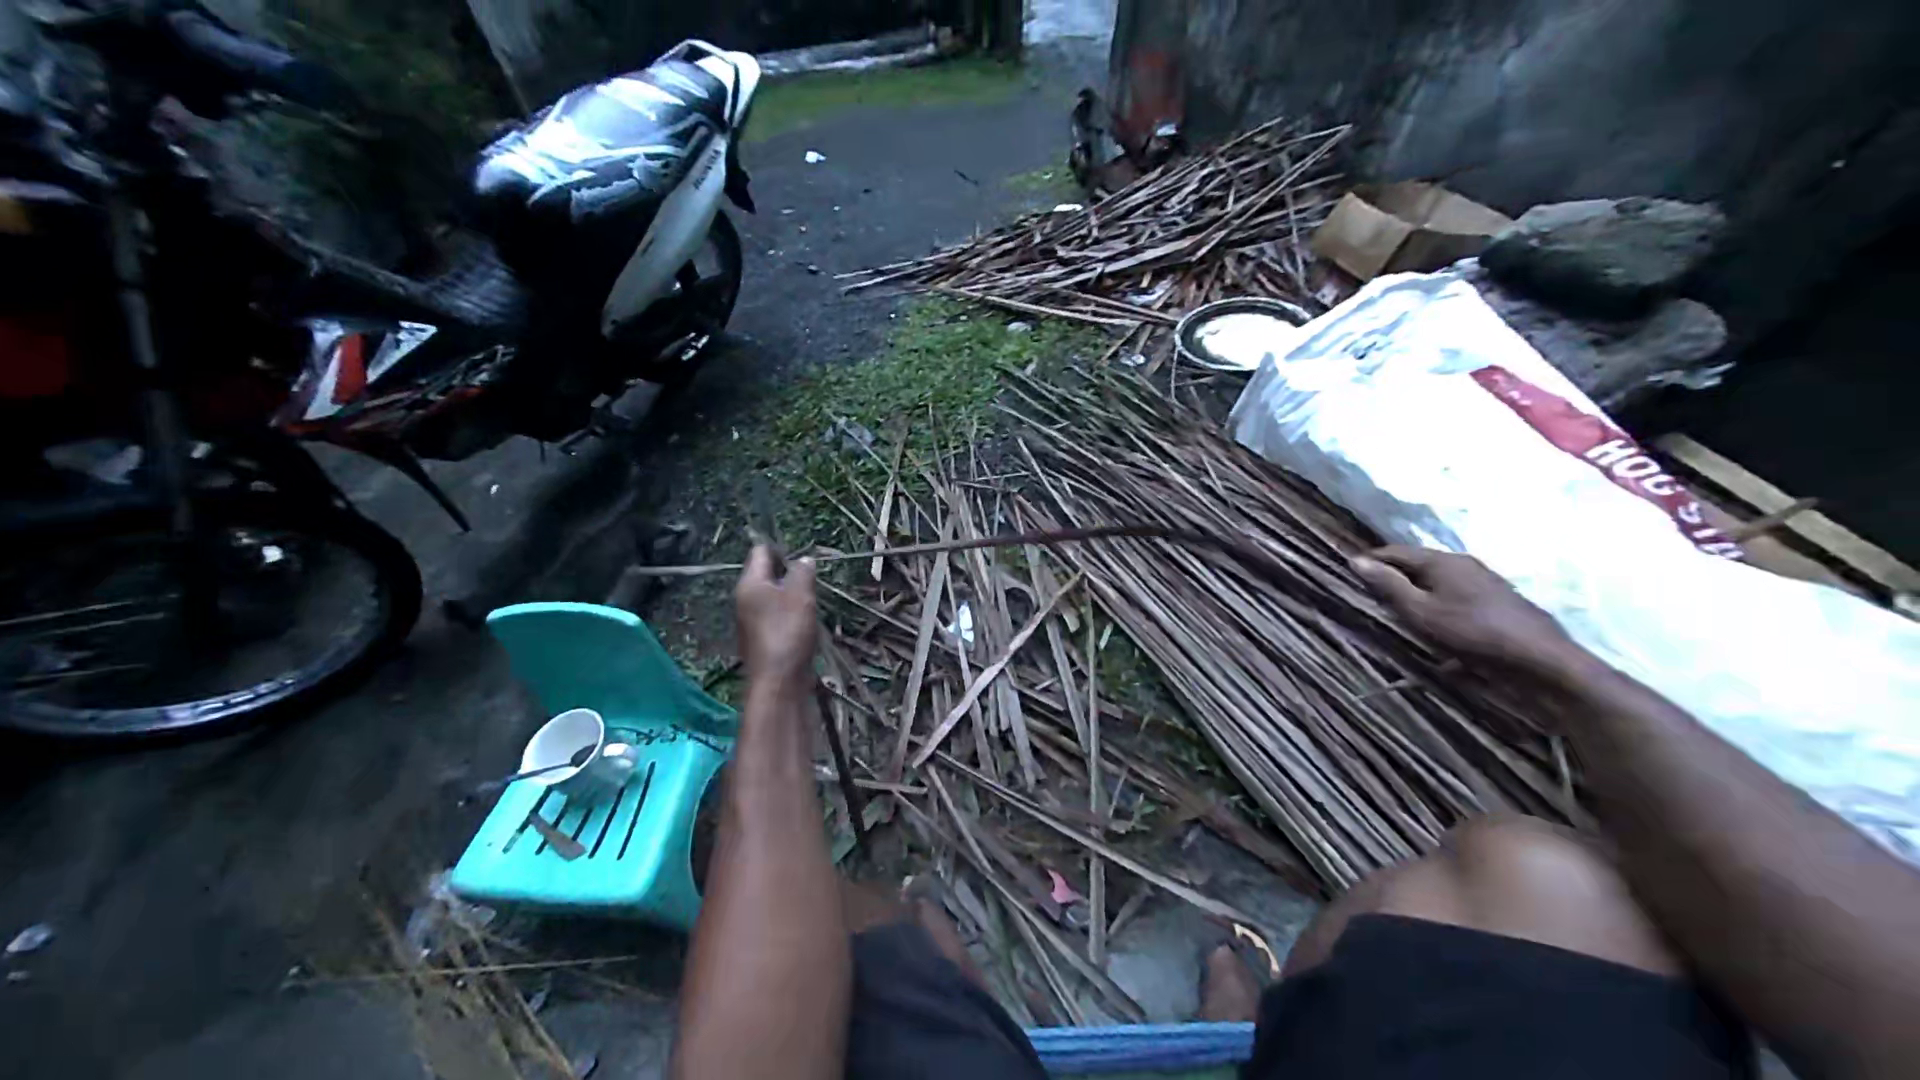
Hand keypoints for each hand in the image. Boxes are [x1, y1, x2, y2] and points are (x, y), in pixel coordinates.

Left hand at [735, 546, 817, 690]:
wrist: (779, 681)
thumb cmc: (788, 631)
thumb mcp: (800, 594)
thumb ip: (802, 572)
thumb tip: (803, 560)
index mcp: (749, 584)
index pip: (760, 552)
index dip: (782, 549)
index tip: (803, 556)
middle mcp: (745, 599)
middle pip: (767, 575)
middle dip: (789, 573)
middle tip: (811, 580)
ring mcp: (751, 620)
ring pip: (773, 596)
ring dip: (792, 595)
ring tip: (811, 601)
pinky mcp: (762, 638)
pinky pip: (776, 616)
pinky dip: (791, 614)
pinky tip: (805, 623)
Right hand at [1350, 546, 1581, 675]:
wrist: (1542, 662)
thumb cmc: (1472, 633)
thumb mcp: (1419, 612)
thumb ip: (1388, 585)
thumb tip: (1357, 560)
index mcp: (1442, 561)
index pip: (1395, 552)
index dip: (1371, 561)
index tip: (1349, 572)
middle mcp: (1464, 564)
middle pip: (1418, 564)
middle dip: (1394, 576)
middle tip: (1371, 593)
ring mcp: (1485, 582)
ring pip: (1438, 581)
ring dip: (1417, 592)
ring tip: (1400, 611)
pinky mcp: (1498, 601)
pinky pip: (1456, 596)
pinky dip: (1438, 604)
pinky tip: (1436, 625)